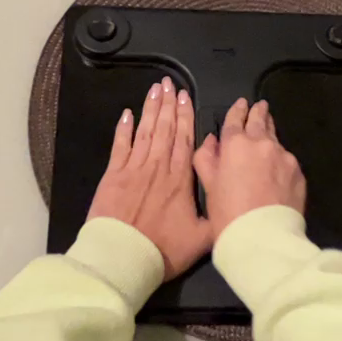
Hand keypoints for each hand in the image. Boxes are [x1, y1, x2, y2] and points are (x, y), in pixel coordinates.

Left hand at [87, 76, 212, 279]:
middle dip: (168, 104)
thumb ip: (216, 217)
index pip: (185, 138)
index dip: (186, 115)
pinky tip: (127, 113)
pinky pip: (120, 145)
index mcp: (181, 179)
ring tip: (154, 89)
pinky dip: (124, 128)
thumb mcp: (202, 239)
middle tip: (170, 83)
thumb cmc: (163, 251)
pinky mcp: (112, 175)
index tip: (186, 96)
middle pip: (165, 128)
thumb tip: (229, 200)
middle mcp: (158, 166)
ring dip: (150, 109)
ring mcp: (134, 168)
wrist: (122, 257)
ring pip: (145, 131)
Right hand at [192, 98, 306, 239]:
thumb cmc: (228, 214)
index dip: (237, 110)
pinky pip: (286, 159)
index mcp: (235, 144)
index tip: (241, 103)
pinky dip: (279, 158)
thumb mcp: (209, 186)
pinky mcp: (298, 172)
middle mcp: (262, 143)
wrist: (263, 237)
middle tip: (260, 107)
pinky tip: (276, 167)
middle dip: (258, 113)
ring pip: (275, 139)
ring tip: (268, 127)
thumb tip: (212, 140)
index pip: (235, 119)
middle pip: (260, 121)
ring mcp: (284, 156)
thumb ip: (207, 158)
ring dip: (270, 133)